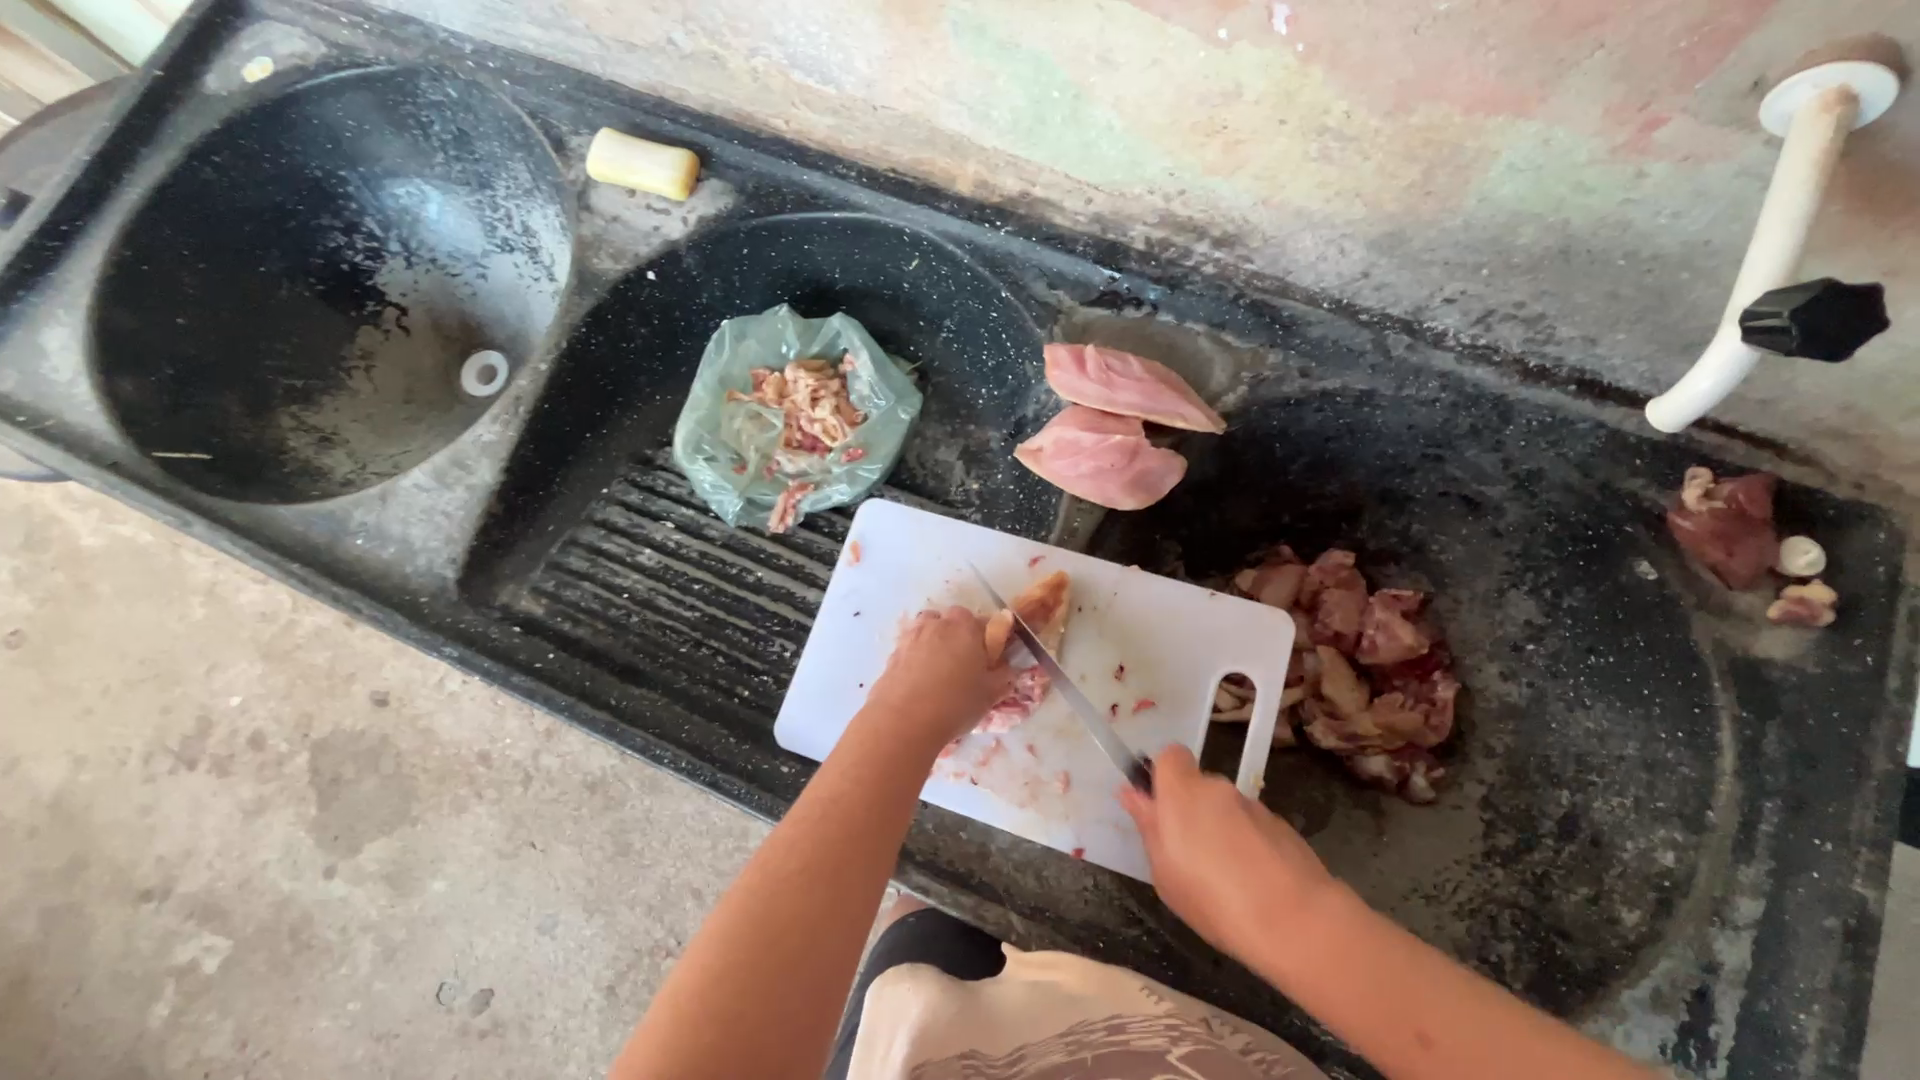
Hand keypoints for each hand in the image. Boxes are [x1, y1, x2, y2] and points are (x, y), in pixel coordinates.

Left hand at [858, 606, 1011, 750]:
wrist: (904, 720)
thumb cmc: (956, 703)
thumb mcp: (990, 694)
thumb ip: (1002, 676)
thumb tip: (1006, 669)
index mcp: (965, 628)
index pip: (981, 620)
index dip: (985, 637)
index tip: (987, 657)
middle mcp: (937, 625)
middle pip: (950, 619)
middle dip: (957, 634)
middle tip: (963, 663)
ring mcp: (911, 637)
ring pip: (926, 629)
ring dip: (934, 641)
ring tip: (939, 669)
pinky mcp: (892, 654)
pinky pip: (910, 648)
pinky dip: (916, 657)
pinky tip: (919, 681)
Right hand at [1121, 745, 1336, 961]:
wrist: (1296, 920)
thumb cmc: (1213, 899)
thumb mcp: (1164, 872)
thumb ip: (1149, 828)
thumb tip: (1132, 794)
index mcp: (1183, 792)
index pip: (1170, 755)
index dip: (1163, 776)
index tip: (1159, 809)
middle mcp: (1219, 789)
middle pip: (1199, 787)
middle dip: (1192, 812)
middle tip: (1188, 855)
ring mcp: (1255, 806)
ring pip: (1227, 809)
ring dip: (1222, 830)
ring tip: (1226, 878)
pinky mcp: (1283, 827)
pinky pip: (1253, 827)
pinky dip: (1249, 845)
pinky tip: (1254, 882)